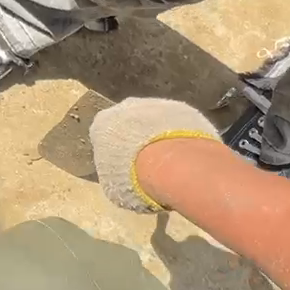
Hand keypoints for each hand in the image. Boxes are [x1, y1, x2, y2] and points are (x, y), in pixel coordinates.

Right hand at [89, 97, 221, 211]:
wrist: (171, 164)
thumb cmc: (135, 178)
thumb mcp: (114, 184)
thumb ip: (113, 173)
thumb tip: (121, 176)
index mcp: (102, 124)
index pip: (106, 136)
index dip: (117, 153)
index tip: (128, 168)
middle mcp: (123, 107)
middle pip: (130, 123)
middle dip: (139, 140)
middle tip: (152, 164)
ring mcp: (153, 104)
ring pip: (155, 119)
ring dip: (160, 135)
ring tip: (173, 161)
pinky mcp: (180, 107)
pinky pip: (177, 121)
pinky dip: (180, 134)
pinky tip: (187, 154)